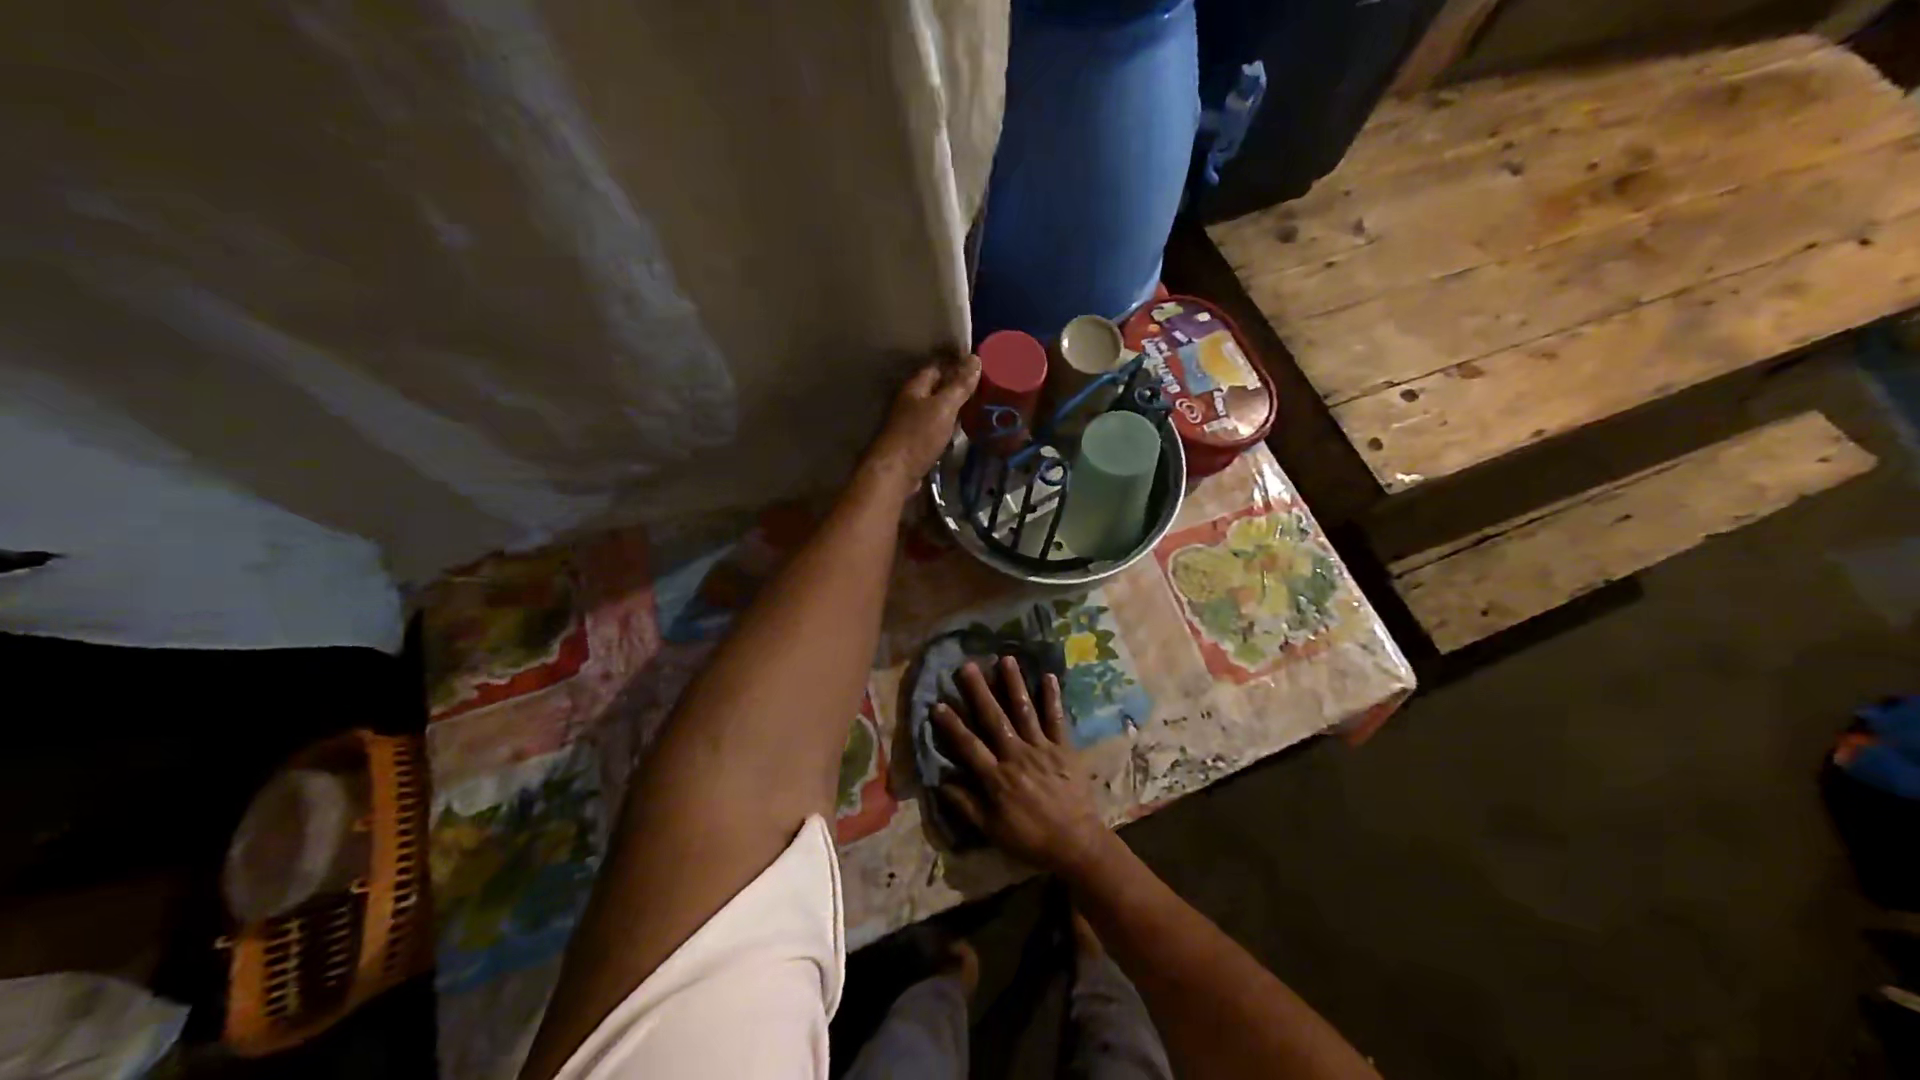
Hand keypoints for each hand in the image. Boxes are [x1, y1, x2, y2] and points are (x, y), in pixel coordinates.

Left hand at [861, 354, 980, 497]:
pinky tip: (961, 430)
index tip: (978, 366)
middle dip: (956, 387)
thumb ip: (959, 385)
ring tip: (978, 407)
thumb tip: (975, 358)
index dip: (956, 365)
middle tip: (983, 387)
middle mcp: (910, 403)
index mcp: (915, 388)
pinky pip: (935, 429)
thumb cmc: (918, 435)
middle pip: (936, 389)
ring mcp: (911, 424)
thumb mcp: (944, 407)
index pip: (936, 367)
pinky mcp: (915, 444)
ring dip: (953, 409)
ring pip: (936, 410)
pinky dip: (948, 428)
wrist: (895, 473)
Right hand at [932, 657, 1113, 873]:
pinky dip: (1052, 698)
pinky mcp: (1063, 749)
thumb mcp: (992, 830)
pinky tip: (1048, 676)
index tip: (937, 704)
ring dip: (1014, 684)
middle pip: (994, 719)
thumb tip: (941, 782)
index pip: (968, 746)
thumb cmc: (1030, 839)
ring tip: (1005, 658)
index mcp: (997, 777)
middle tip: (967, 666)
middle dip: (979, 691)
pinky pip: (1056, 720)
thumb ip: (966, 805)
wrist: (1076, 843)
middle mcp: (1017, 756)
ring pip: (1024, 711)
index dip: (952, 725)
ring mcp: (1042, 749)